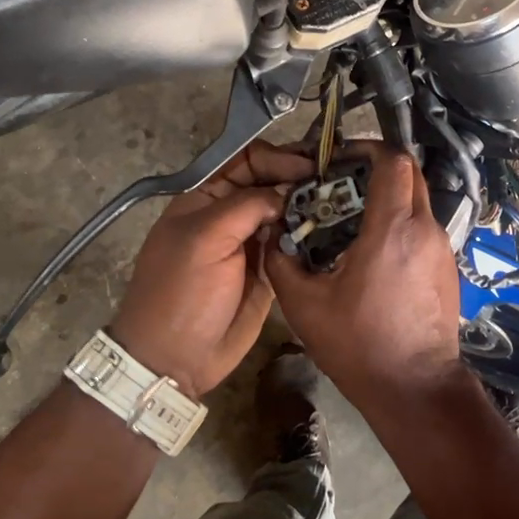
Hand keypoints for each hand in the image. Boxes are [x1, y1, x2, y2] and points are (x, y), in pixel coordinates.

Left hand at [107, 141, 314, 396]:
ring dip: (311, 202)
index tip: (310, 164)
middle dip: (300, 175)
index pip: (248, 159)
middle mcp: (232, 213)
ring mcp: (253, 241)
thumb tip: (288, 193)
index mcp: (206, 196)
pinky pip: (295, 240)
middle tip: (336, 177)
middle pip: (272, 180)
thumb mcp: (205, 238)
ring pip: (288, 209)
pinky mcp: (271, 268)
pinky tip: (337, 225)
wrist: (174, 361)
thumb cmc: (180, 293)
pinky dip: (313, 232)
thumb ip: (248, 205)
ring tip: (344, 197)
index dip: (278, 157)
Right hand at [265, 142, 462, 412]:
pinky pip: (425, 227)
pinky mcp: (448, 266)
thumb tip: (271, 236)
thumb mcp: (306, 307)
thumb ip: (283, 264)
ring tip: (356, 219)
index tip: (343, 158)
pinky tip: (377, 252)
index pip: (394, 161)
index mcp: (392, 228)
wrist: (416, 387)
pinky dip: (403, 223)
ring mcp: (442, 246)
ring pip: (420, 200)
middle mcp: (424, 228)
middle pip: (411, 173)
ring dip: (392, 197)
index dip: (370, 148)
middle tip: (346, 183)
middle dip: (380, 168)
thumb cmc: (360, 345)